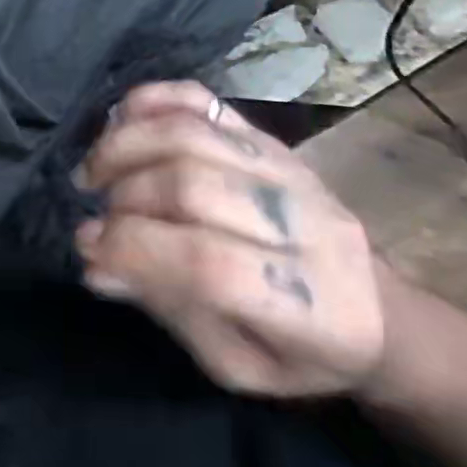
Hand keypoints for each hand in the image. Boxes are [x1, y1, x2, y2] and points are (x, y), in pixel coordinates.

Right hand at [74, 82, 383, 396]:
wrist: (377, 311)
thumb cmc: (299, 352)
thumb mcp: (239, 365)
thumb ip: (172, 312)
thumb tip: (97, 264)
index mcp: (313, 308)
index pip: (210, 263)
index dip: (134, 248)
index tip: (89, 247)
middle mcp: (307, 227)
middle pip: (192, 185)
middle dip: (123, 198)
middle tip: (94, 215)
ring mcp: (288, 169)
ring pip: (188, 134)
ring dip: (121, 148)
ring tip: (94, 174)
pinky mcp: (267, 137)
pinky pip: (200, 100)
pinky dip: (147, 101)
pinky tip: (118, 126)